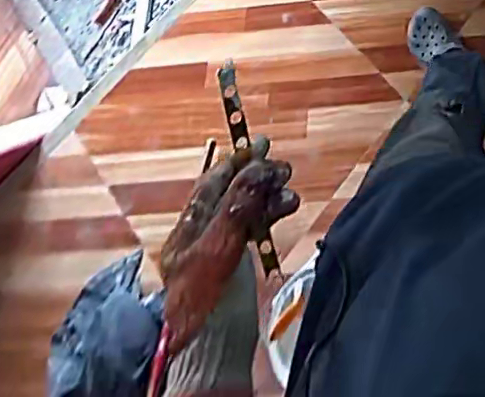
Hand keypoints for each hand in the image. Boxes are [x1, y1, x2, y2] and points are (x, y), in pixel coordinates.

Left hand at [157, 136, 299, 352]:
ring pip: (250, 206)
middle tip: (284, 169)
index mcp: (193, 218)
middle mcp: (206, 225)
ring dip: (271, 195)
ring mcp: (220, 242)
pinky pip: (256, 224)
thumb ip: (238, 202)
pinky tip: (286, 210)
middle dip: (261, 176)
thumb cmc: (199, 290)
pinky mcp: (234, 257)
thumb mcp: (217, 241)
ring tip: (290, 195)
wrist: (198, 341)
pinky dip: (272, 214)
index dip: (240, 159)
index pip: (217, 178)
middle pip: (236, 189)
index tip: (263, 144)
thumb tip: (258, 166)